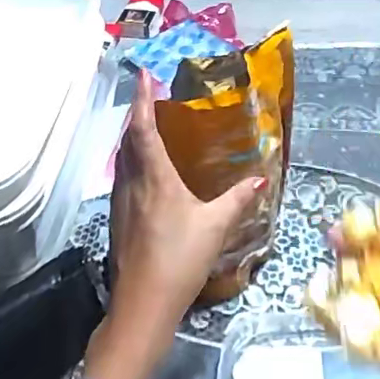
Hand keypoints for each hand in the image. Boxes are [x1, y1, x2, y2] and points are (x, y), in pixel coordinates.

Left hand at [95, 70, 263, 378]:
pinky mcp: (118, 217)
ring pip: (122, 156)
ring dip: (132, 135)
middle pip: (128, 137)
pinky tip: (145, 168)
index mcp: (154, 177)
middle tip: (149, 93)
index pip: (142, 126)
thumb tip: (261, 178)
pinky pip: (123, 174)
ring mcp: (121, 200)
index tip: (142, 72)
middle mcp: (132, 181)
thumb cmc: (179, 259)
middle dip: (136, 112)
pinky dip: (132, 158)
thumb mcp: (215, 227)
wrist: (141, 305)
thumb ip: (238, 200)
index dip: (141, 97)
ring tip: (147, 123)